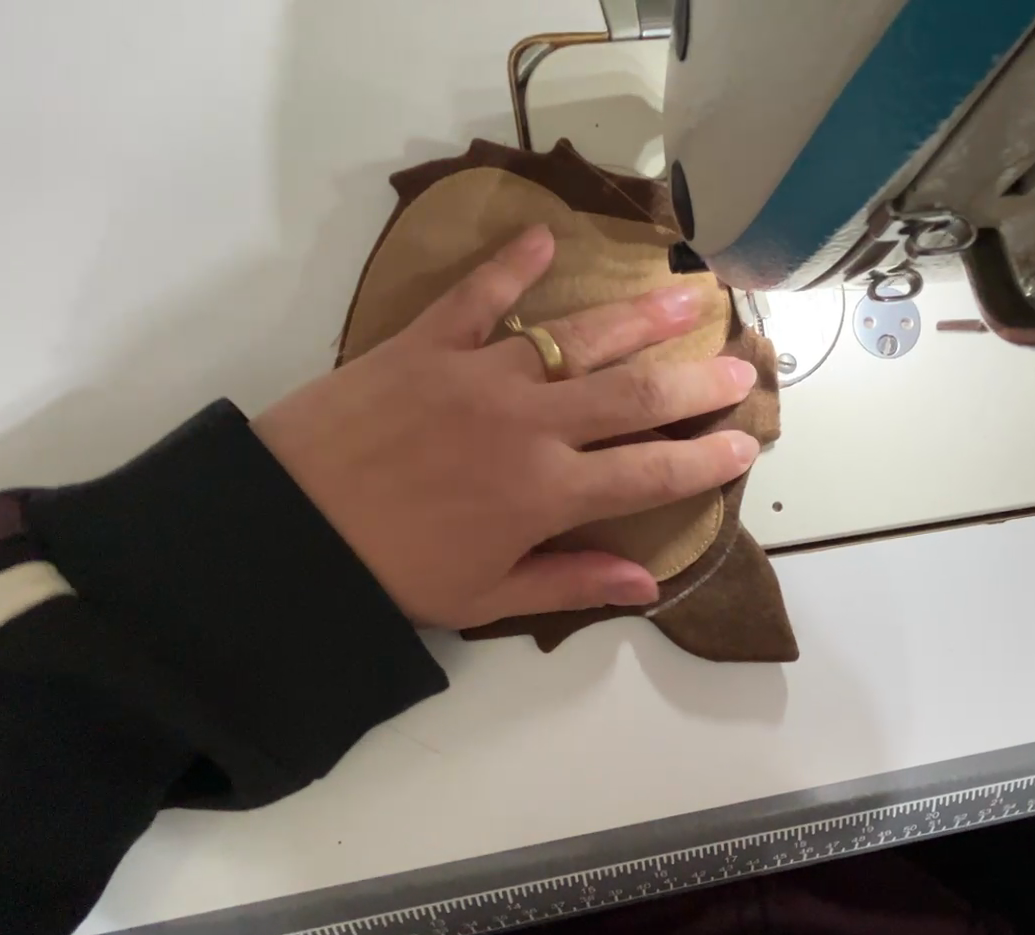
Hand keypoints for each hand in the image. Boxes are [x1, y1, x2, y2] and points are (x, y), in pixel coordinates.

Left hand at [252, 225, 759, 628]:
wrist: (286, 529)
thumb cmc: (392, 572)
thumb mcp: (488, 597)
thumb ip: (573, 583)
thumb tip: (648, 587)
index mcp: (548, 494)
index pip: (652, 473)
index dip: (707, 460)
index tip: (748, 443)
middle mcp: (531, 426)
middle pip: (634, 396)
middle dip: (696, 382)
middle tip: (742, 365)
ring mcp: (480, 376)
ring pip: (577, 338)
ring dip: (638, 317)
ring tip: (684, 296)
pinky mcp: (425, 344)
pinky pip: (477, 294)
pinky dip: (511, 264)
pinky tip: (545, 237)